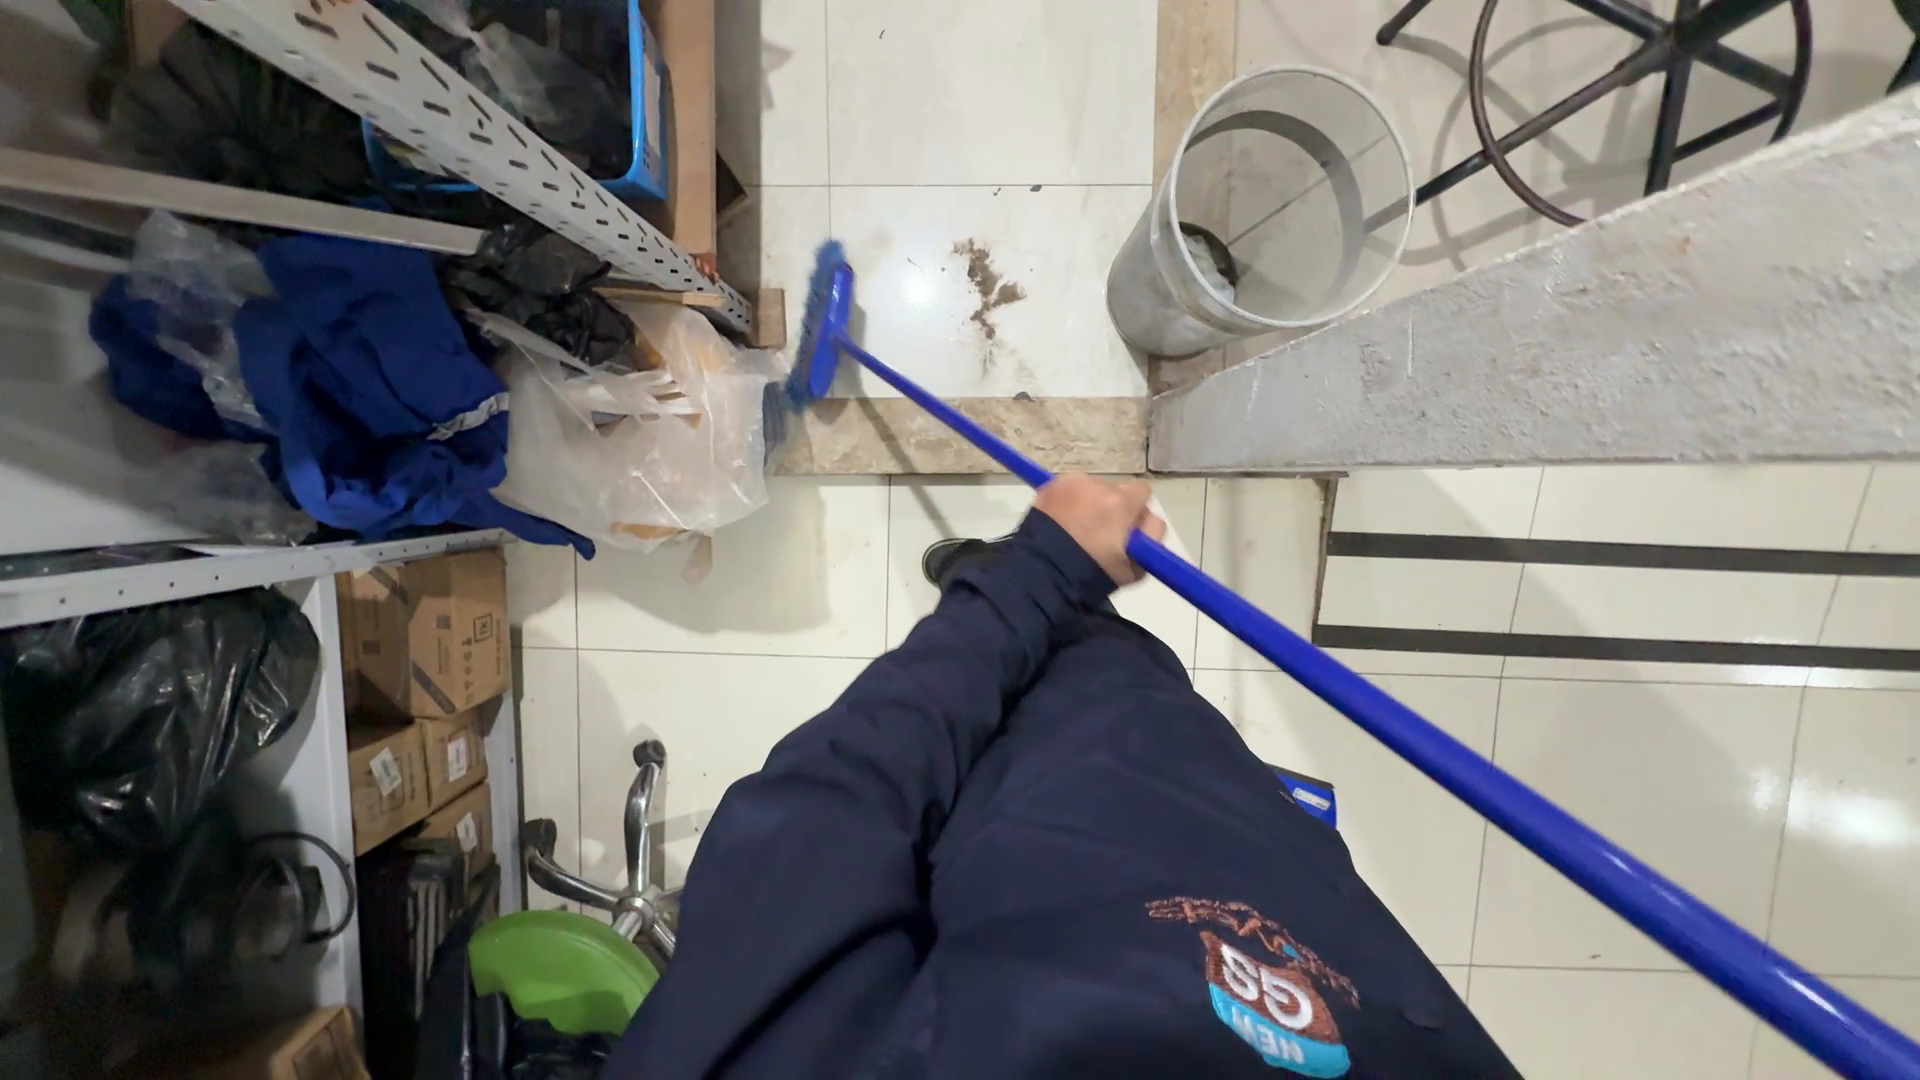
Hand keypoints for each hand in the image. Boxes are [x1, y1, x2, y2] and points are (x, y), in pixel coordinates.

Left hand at [1033, 473, 1166, 586]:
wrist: (1041, 573)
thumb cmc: (1091, 573)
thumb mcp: (1136, 567)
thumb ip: (1151, 539)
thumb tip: (1147, 522)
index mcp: (1120, 501)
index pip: (1142, 493)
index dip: (1137, 512)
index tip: (1127, 530)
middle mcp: (1096, 484)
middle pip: (1114, 490)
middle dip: (1112, 507)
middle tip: (1100, 533)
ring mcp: (1069, 482)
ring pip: (1091, 488)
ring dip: (1090, 502)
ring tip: (1076, 529)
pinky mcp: (1049, 485)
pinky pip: (1069, 489)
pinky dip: (1069, 501)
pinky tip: (1062, 521)